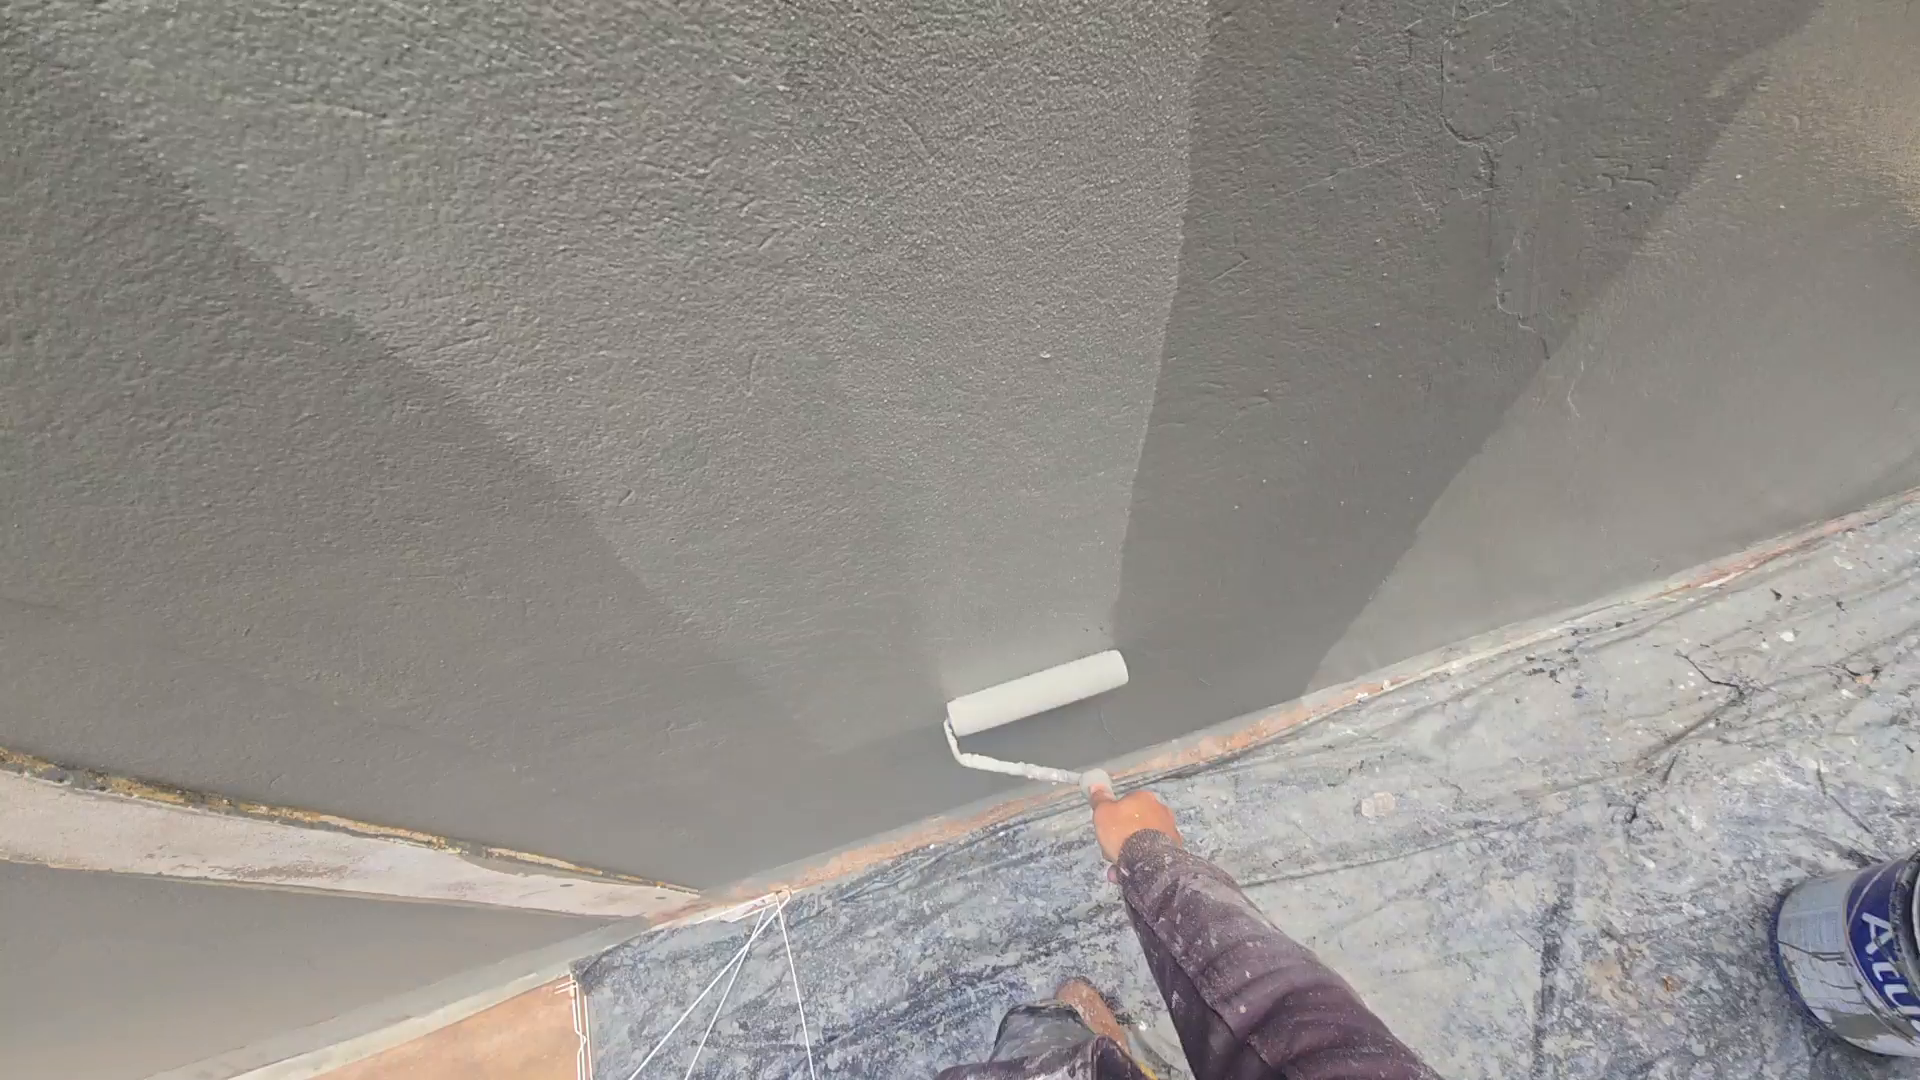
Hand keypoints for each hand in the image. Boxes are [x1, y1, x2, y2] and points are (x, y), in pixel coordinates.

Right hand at [1088, 782, 1181, 862]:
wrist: (1149, 863)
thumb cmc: (1124, 832)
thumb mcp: (1103, 813)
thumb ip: (1099, 800)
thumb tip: (1097, 787)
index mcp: (1144, 797)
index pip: (1126, 802)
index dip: (1113, 816)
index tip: (1106, 828)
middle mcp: (1161, 811)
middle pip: (1135, 823)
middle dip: (1122, 837)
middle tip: (1111, 848)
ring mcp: (1170, 832)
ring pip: (1143, 841)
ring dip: (1130, 852)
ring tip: (1117, 867)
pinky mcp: (1173, 851)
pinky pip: (1152, 855)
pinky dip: (1141, 862)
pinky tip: (1129, 873)